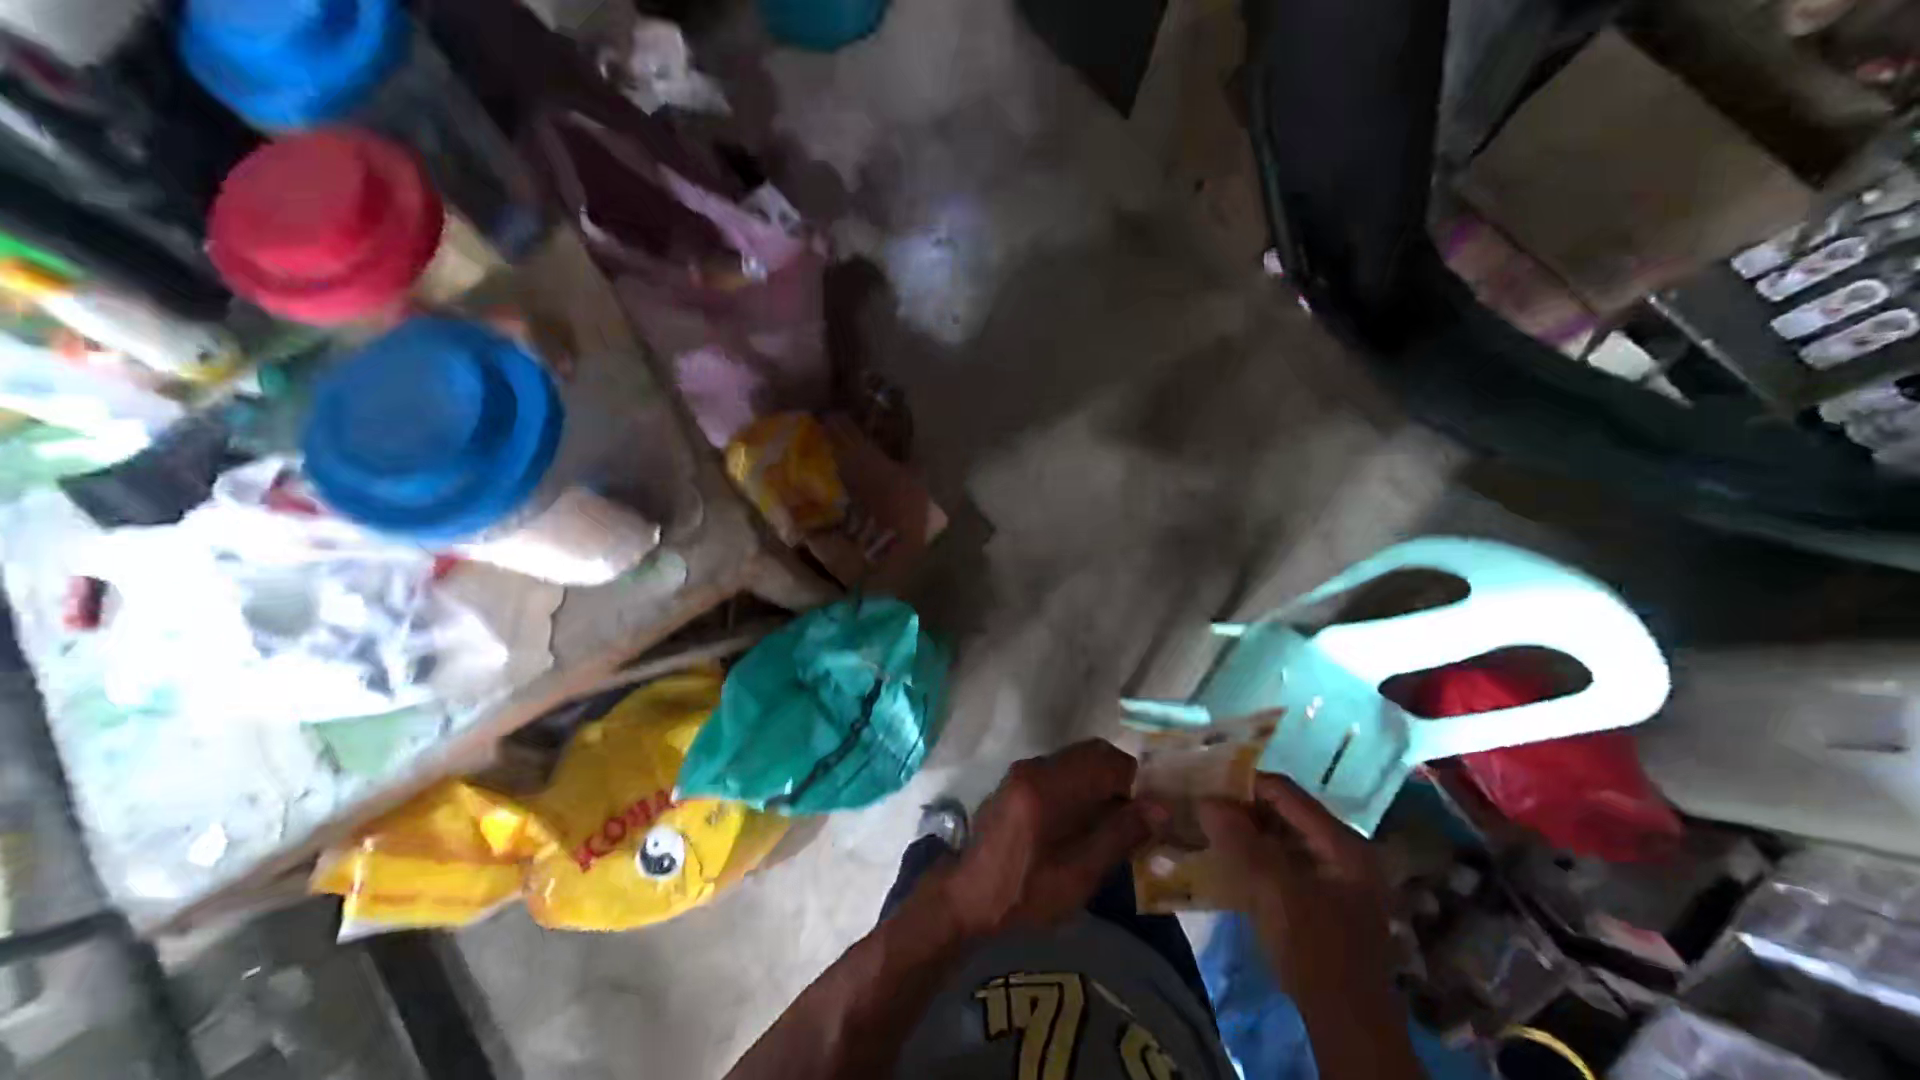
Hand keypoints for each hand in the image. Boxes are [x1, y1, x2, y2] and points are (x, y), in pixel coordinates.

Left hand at [931, 739, 1162, 937]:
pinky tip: (1082, 823)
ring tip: (1110, 824)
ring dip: (1099, 783)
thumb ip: (1119, 836)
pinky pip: (1058, 771)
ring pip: (1075, 761)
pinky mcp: (1015, 784)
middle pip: (1091, 754)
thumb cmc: (1024, 893)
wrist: (966, 899)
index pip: (1107, 761)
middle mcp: (1033, 767)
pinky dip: (1079, 786)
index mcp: (1047, 785)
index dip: (1135, 783)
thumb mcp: (1078, 874)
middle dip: (1119, 779)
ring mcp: (1021, 772)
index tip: (1148, 813)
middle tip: (1133, 818)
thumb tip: (1160, 808)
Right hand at [1196, 774, 1394, 999]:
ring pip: (1279, 836)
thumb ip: (1240, 840)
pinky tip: (1223, 858)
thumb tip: (1206, 800)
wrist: (1347, 1022)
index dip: (1242, 783)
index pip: (1285, 792)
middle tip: (1198, 805)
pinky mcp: (1319, 896)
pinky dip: (1252, 854)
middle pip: (1283, 812)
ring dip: (1243, 830)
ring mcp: (1332, 874)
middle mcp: (1341, 849)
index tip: (1202, 783)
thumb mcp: (1273, 890)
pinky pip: (1280, 860)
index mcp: (1341, 841)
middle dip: (1240, 807)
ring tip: (1203, 827)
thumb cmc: (1315, 949)